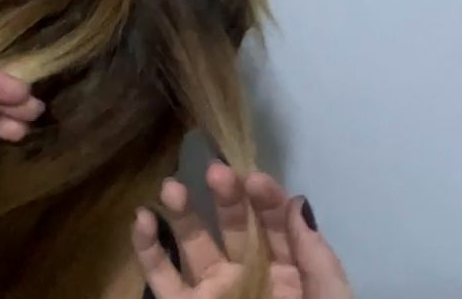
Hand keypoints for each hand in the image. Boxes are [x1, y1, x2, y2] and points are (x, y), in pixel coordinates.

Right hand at [134, 165, 352, 298]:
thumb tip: (296, 200)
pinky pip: (160, 275)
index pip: (277, 228)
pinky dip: (147, 245)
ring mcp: (213, 294)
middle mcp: (250, 280)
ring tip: (173, 189)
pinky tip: (143, 218)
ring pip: (192, 242)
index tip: (255, 179)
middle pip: (234, 227)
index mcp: (293, 282)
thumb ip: (317, 260)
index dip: (265, 200)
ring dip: (181, 210)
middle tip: (215, 174)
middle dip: (224, 197)